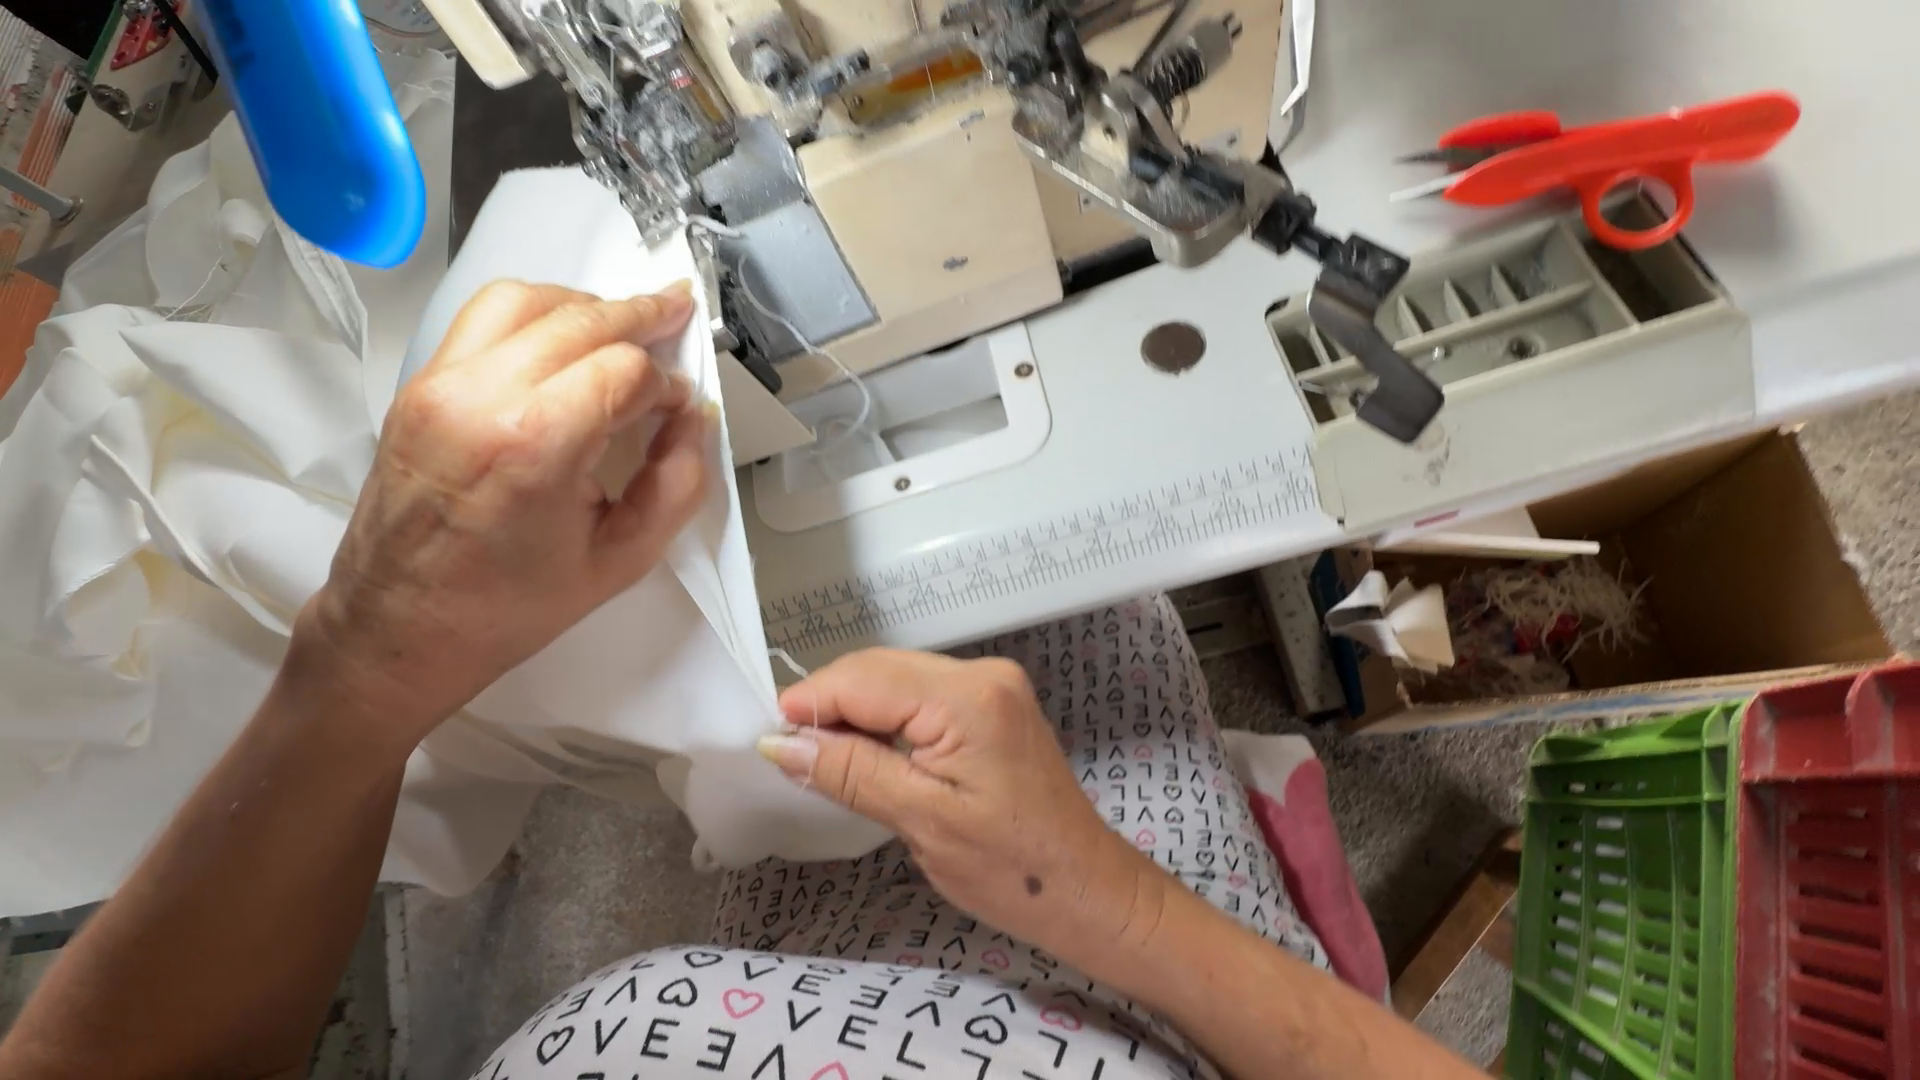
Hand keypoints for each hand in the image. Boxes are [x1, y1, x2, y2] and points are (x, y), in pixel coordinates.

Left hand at [291, 280, 708, 749]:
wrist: (401, 628)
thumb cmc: (511, 606)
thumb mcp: (625, 558)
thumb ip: (679, 483)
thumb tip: (694, 419)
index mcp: (534, 445)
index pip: (624, 370)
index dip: (666, 384)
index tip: (680, 410)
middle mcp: (479, 398)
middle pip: (581, 320)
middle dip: (641, 315)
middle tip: (678, 310)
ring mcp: (439, 386)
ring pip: (526, 301)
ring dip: (586, 306)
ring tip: (625, 324)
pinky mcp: (419, 388)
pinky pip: (483, 319)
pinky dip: (536, 314)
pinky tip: (566, 338)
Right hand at [758, 650, 1165, 959]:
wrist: (1086, 888)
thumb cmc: (1010, 869)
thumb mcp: (921, 821)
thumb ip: (849, 771)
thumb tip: (779, 742)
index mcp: (968, 696)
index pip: (864, 678)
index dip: (810, 703)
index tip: (768, 739)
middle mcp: (982, 672)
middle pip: (880, 669)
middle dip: (830, 705)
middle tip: (792, 755)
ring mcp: (992, 683)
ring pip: (897, 678)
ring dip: (856, 712)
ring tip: (826, 760)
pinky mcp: (993, 700)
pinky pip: (921, 693)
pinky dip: (887, 717)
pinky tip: (869, 752)